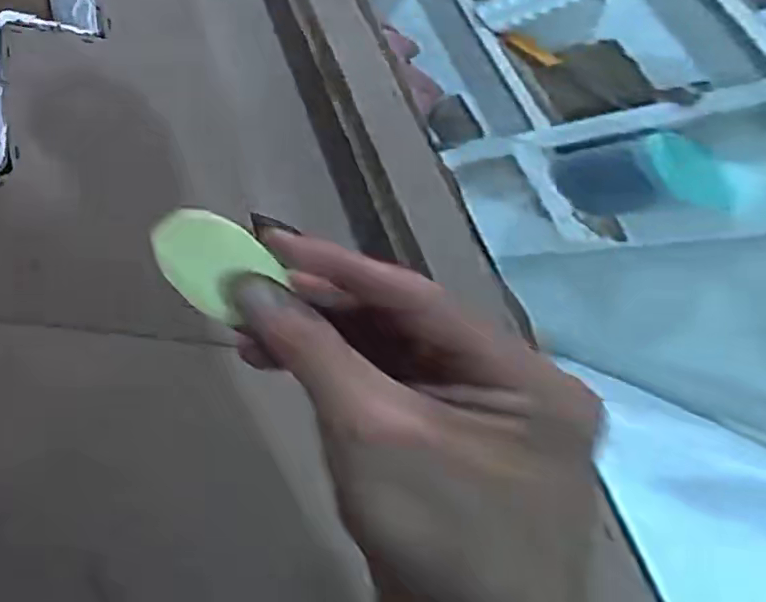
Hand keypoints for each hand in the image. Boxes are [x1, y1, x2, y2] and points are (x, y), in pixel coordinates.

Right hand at [229, 225, 601, 601]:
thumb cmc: (434, 527)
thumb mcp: (366, 426)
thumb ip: (308, 345)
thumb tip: (247, 283)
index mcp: (521, 376)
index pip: (414, 297)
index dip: (335, 264)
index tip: (269, 239)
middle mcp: (503, 379)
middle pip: (389, 317)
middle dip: (310, 304)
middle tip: (247, 287)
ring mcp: (470, 404)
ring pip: (372, 342)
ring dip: (305, 332)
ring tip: (244, 330)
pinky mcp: (434, 424)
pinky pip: (369, 372)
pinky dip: (317, 362)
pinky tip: (270, 358)